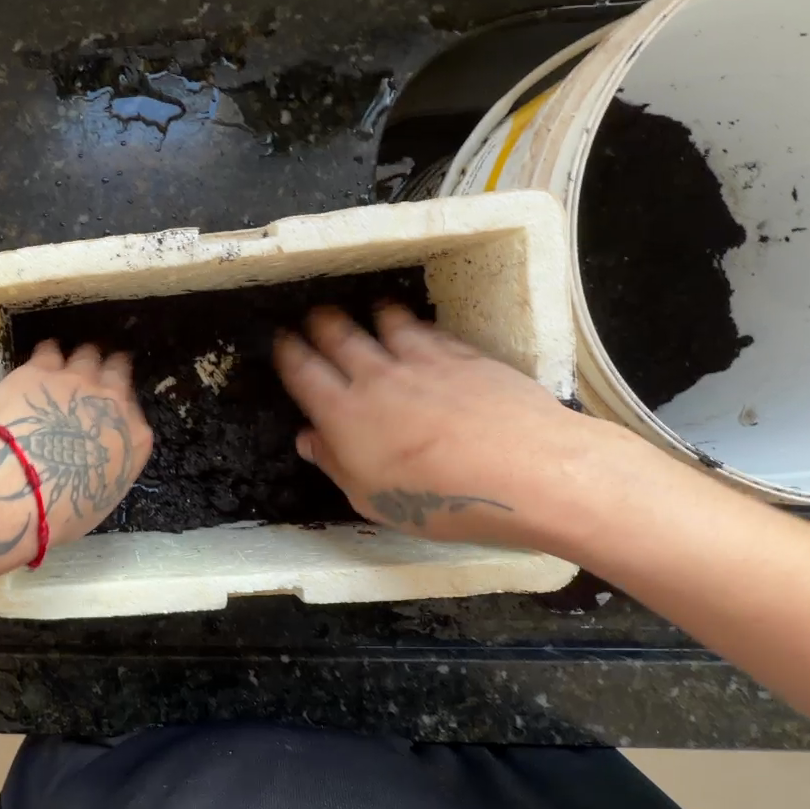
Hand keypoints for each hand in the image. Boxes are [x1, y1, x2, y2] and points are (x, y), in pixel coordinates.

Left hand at [0, 340, 153, 561]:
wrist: (19, 488)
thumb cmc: (60, 510)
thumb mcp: (99, 498)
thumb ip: (106, 468)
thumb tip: (94, 462)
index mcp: (135, 438)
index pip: (134, 412)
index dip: (120, 408)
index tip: (109, 410)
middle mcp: (113, 401)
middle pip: (117, 370)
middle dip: (109, 369)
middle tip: (97, 372)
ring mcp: (76, 380)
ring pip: (87, 353)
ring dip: (81, 357)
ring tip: (69, 361)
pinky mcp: (39, 370)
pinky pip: (49, 349)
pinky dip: (48, 352)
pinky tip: (42, 356)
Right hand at [273, 303, 625, 546]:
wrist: (529, 473)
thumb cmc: (440, 499)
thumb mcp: (371, 498)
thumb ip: (336, 463)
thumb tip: (309, 438)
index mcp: (344, 414)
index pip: (303, 372)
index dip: (288, 353)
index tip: (281, 340)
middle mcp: (377, 378)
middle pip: (340, 337)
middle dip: (321, 323)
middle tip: (314, 315)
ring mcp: (424, 363)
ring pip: (387, 325)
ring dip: (373, 315)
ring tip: (371, 309)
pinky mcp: (467, 358)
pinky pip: (431, 332)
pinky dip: (417, 325)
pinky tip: (419, 327)